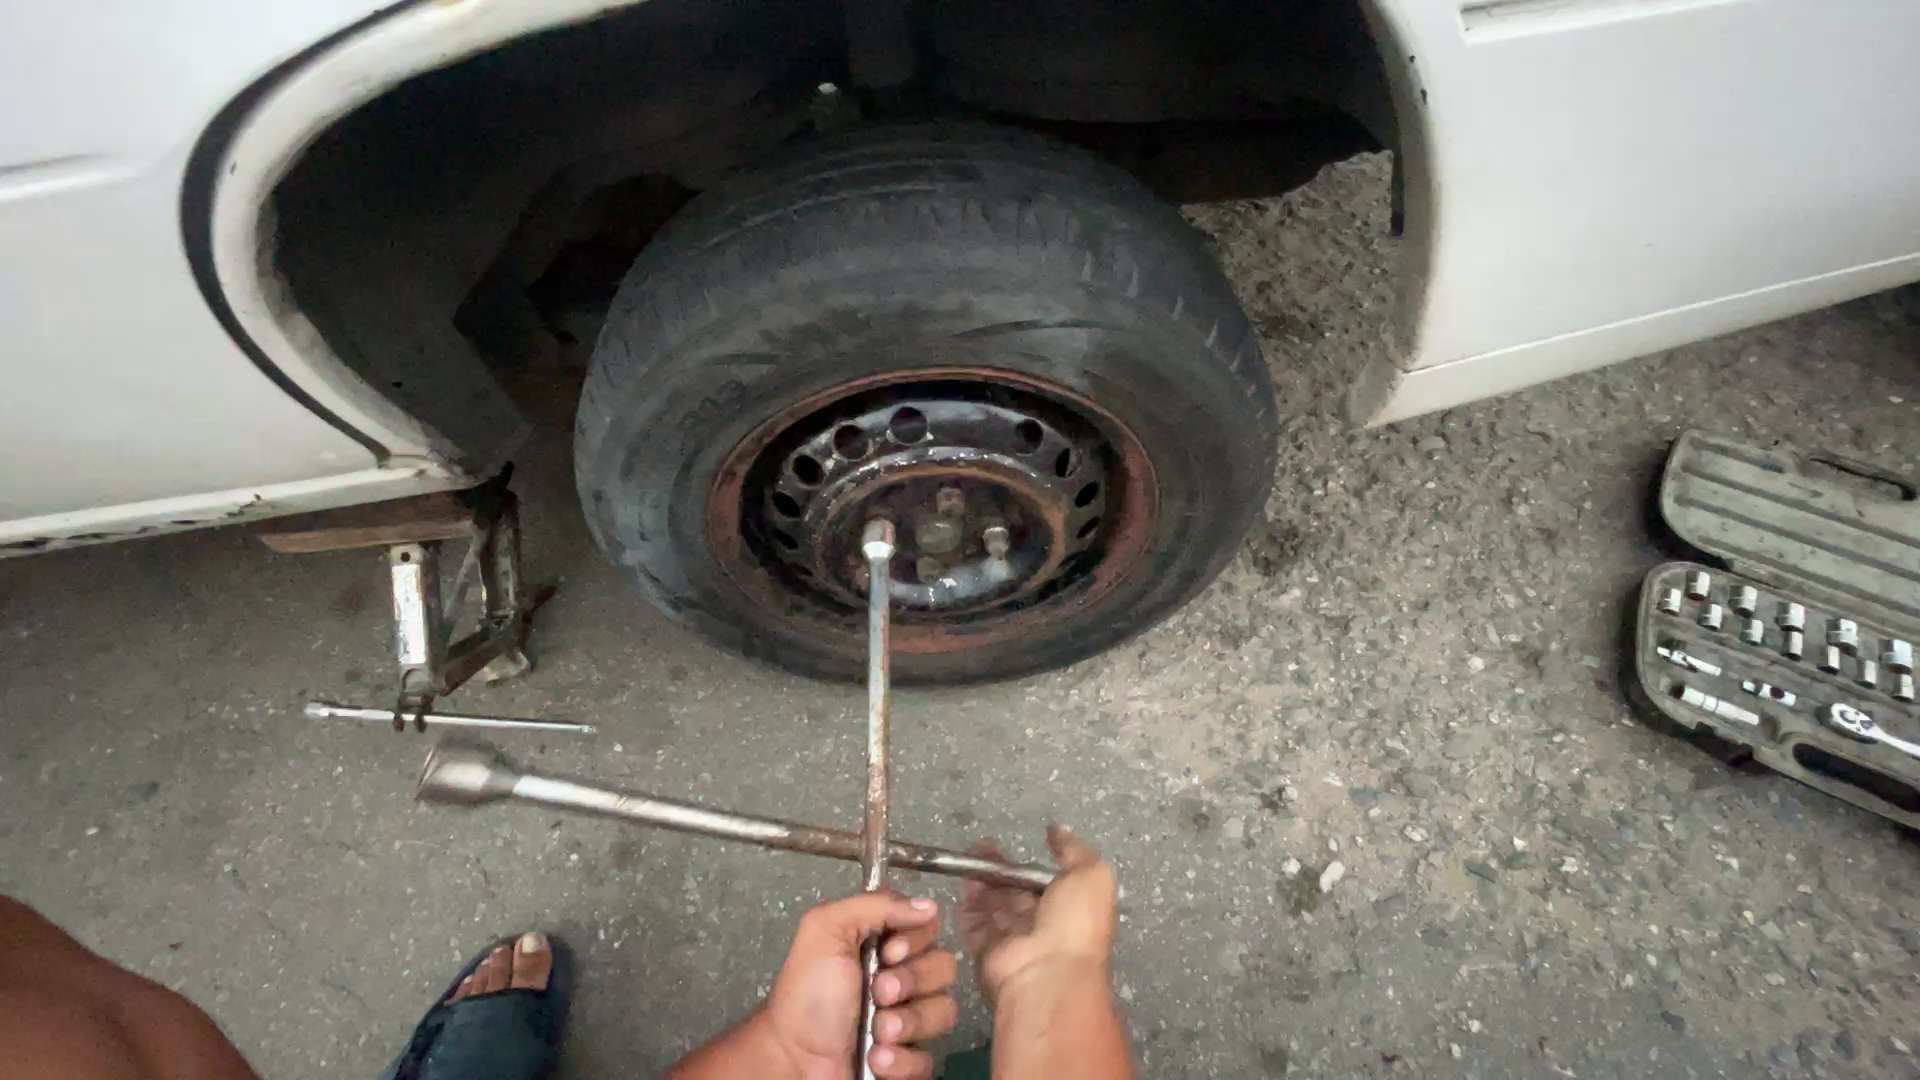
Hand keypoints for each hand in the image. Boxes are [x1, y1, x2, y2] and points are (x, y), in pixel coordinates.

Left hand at [760, 892, 959, 1079]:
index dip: (915, 939)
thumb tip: (928, 905)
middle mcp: (902, 974)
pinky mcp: (908, 1060)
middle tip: (878, 993)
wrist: (793, 1061)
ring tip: (877, 1033)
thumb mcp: (827, 929)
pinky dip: (902, 1061)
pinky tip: (876, 1059)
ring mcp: (908, 1018)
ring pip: (943, 1011)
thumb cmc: (808, 992)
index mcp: (885, 941)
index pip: (929, 926)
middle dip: (911, 981)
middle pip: (943, 966)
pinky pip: (929, 1058)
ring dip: (908, 1022)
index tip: (888, 953)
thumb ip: (875, 904)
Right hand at [958, 825, 1116, 1006]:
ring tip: (968, 856)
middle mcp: (1040, 926)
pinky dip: (968, 904)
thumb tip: (1056, 829)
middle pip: (1014, 892)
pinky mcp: (987, 951)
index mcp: (1068, 909)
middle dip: (999, 869)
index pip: (1045, 883)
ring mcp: (1012, 940)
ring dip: (981, 880)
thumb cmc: (1074, 923)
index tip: (1010, 842)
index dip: (1029, 864)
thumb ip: (1073, 850)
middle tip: (979, 844)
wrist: (1049, 975)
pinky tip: (964, 882)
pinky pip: (975, 923)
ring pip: (993, 904)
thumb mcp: (1091, 876)